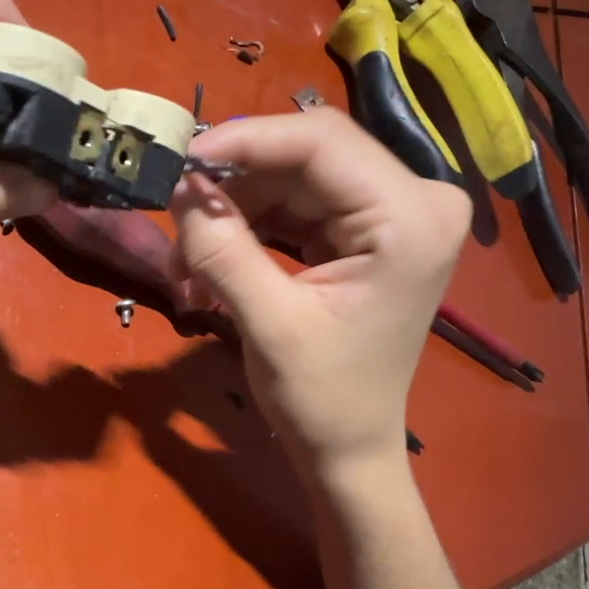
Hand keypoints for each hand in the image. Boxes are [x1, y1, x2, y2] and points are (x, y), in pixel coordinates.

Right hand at [169, 109, 470, 479]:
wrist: (347, 446)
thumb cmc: (320, 397)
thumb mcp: (268, 324)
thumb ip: (224, 252)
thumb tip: (179, 190)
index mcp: (410, 216)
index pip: (321, 144)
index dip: (246, 141)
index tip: (181, 159)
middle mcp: (414, 200)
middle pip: (307, 158)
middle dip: (234, 185)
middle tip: (175, 218)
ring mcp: (392, 216)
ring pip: (294, 182)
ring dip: (234, 212)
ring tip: (187, 260)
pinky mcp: (366, 235)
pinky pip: (297, 210)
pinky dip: (250, 230)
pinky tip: (213, 261)